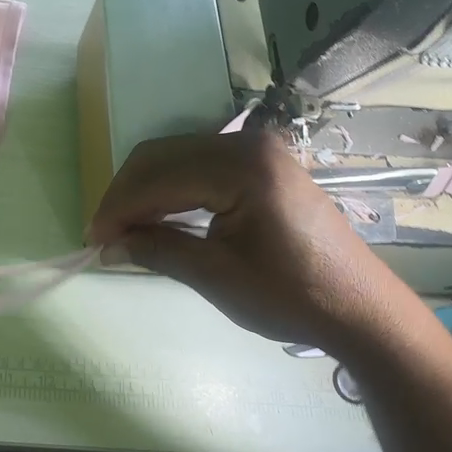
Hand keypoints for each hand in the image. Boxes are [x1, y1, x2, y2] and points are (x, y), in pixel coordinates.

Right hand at [88, 131, 420, 356]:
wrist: (361, 309)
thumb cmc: (292, 296)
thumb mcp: (217, 276)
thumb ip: (158, 250)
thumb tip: (107, 245)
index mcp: (241, 165)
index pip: (158, 176)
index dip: (118, 207)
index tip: (91, 240)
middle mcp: (247, 143)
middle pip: (162, 155)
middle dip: (126, 194)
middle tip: (103, 236)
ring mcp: (257, 149)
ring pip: (177, 157)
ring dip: (146, 191)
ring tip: (124, 230)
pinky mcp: (261, 162)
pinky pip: (200, 165)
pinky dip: (172, 189)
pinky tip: (159, 217)